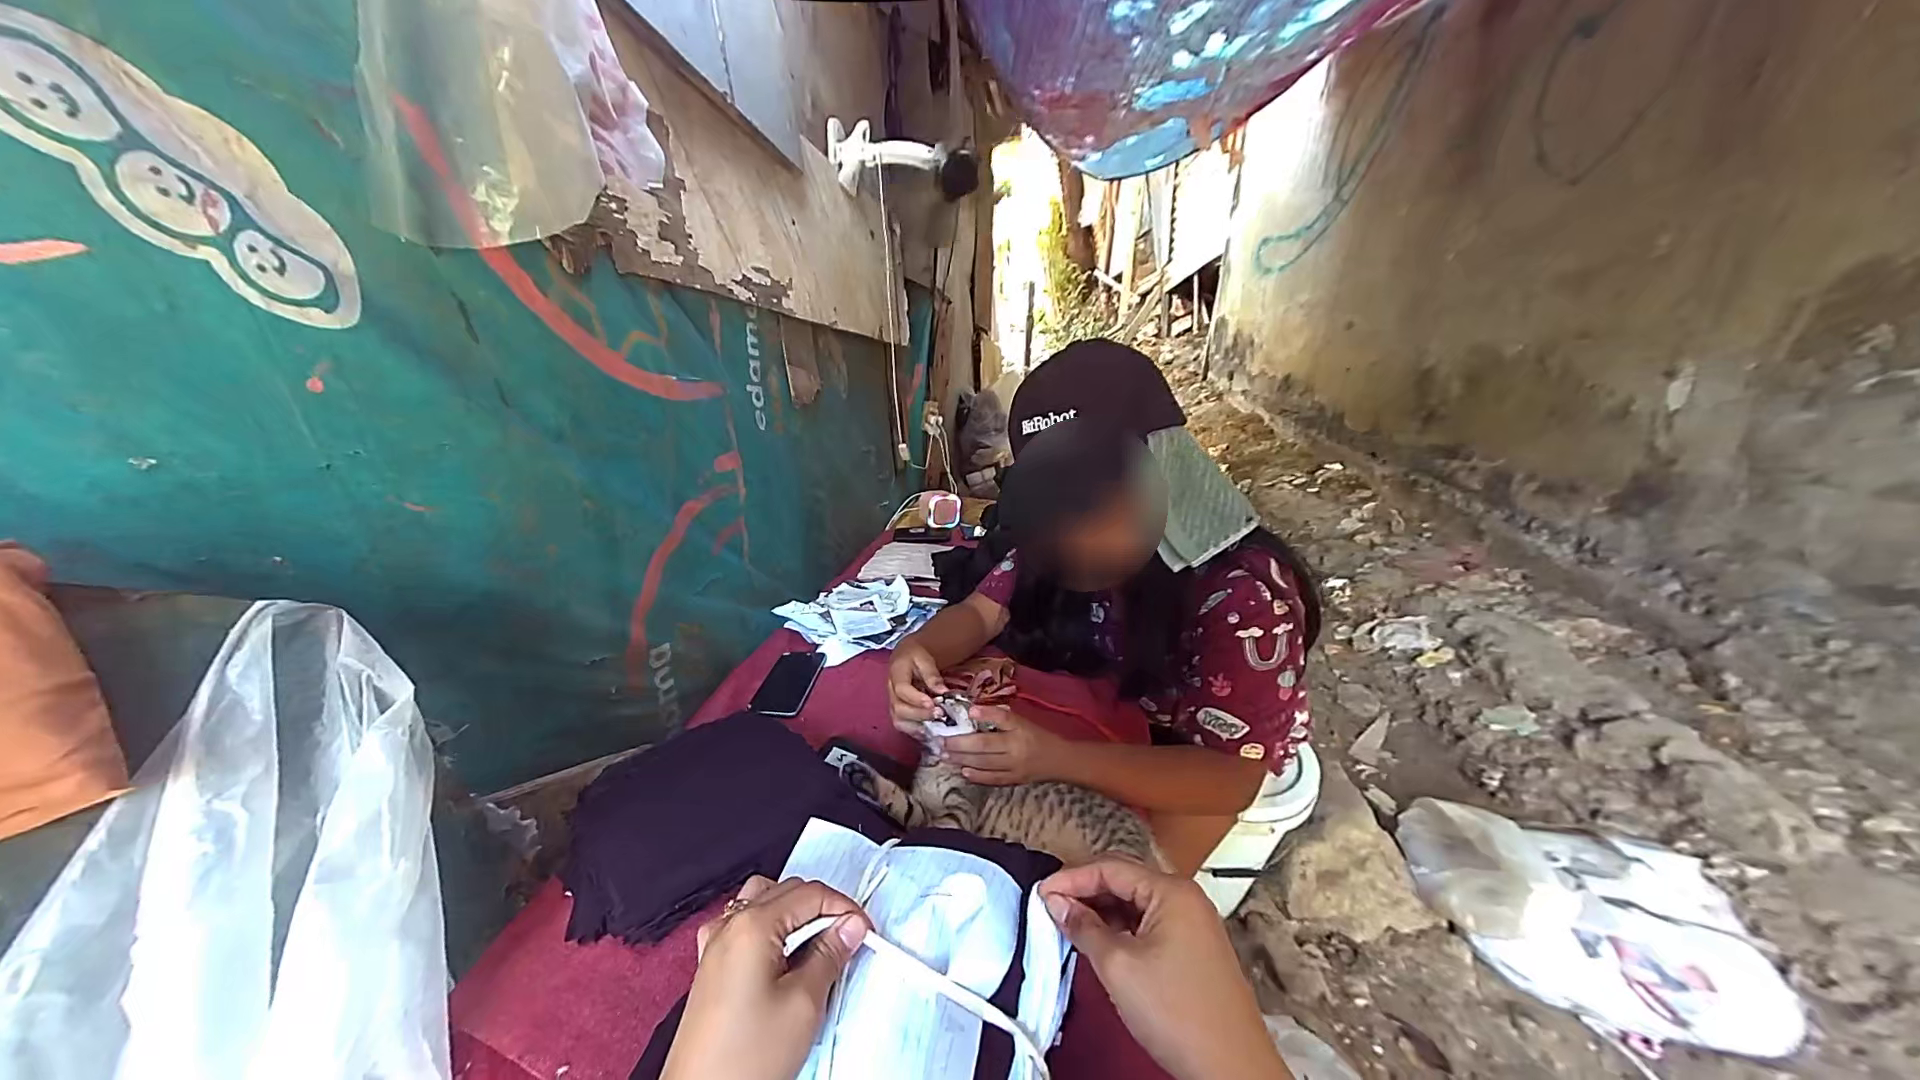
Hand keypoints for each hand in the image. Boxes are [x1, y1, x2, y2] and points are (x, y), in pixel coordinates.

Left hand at [662, 876, 870, 1079]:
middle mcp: (731, 923)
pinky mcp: (709, 964)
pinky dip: (769, 924)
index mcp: (753, 925)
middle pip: (789, 890)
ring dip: (795, 911)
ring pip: (765, 898)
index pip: (812, 893)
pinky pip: (743, 921)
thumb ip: (830, 955)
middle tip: (847, 939)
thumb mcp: (803, 1005)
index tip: (865, 930)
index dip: (844, 908)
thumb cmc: (748, 1057)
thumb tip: (851, 925)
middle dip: (823, 908)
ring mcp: (716, 942)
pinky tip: (780, 951)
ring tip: (815, 943)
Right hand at [886, 638, 946, 731]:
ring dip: (918, 726)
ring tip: (937, 724)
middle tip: (939, 714)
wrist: (905, 656)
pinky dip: (917, 731)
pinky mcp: (897, 711)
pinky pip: (903, 726)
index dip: (916, 699)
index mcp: (896, 673)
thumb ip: (932, 675)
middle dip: (920, 714)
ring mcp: (892, 702)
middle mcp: (890, 691)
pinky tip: (931, 730)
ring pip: (899, 721)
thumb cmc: (916, 656)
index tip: (932, 703)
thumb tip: (942, 692)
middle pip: (899, 708)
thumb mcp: (925, 658)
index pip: (902, 690)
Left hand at [938, 705, 1068, 784]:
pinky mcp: (1014, 781)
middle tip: (940, 741)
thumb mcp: (1022, 719)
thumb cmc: (1038, 734)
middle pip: (984, 746)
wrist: (1060, 759)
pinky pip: (992, 779)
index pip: (998, 721)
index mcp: (1019, 731)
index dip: (982, 717)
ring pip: (984, 763)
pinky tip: (963, 771)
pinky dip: (976, 776)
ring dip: (962, 760)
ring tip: (945, 755)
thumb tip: (973, 711)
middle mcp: (1015, 750)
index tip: (961, 715)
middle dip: (959, 744)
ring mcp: (1014, 768)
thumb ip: (999, 715)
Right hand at [1039, 859, 1292, 1079]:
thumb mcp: (1118, 967)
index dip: (1071, 877)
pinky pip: (1150, 921)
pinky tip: (1101, 939)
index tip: (1041, 892)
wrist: (1233, 1070)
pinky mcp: (1194, 946)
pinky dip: (1122, 926)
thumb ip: (1084, 927)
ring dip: (1103, 909)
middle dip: (1086, 890)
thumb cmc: (1176, 1013)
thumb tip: (1056, 903)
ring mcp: (1193, 921)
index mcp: (1171, 890)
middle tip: (1051, 904)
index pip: (1110, 867)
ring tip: (1070, 922)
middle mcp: (1185, 896)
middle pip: (1125, 879)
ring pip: (1136, 901)